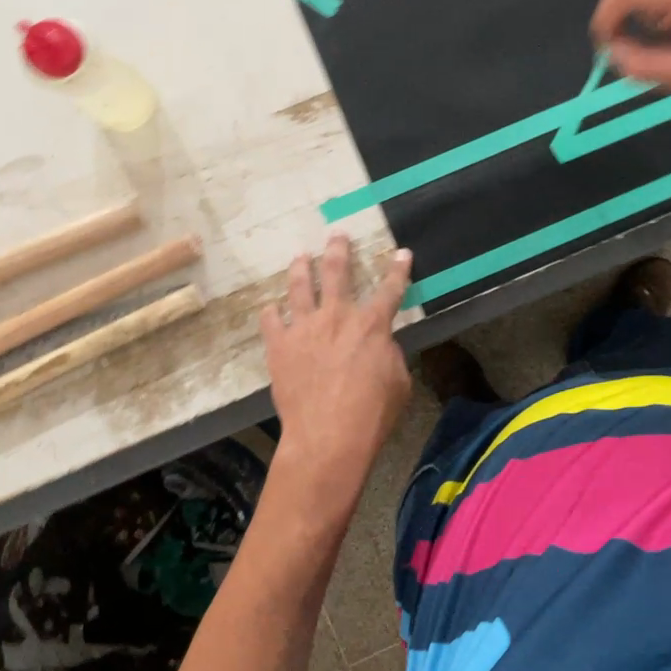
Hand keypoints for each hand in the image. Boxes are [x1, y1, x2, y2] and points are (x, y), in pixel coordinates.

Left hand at [260, 235, 413, 499]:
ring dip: (300, 268)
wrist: (328, 436)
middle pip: (337, 273)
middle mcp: (337, 317)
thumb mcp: (399, 382)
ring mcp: (304, 329)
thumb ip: (390, 355)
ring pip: (300, 288)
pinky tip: (269, 307)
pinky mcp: (279, 346)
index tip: (402, 253)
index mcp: (372, 325)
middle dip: (338, 250)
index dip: (398, 269)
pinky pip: (271, 321)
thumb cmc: (372, 413)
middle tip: (336, 234)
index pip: (390, 289)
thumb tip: (381, 346)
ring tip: (299, 256)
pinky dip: (270, 312)